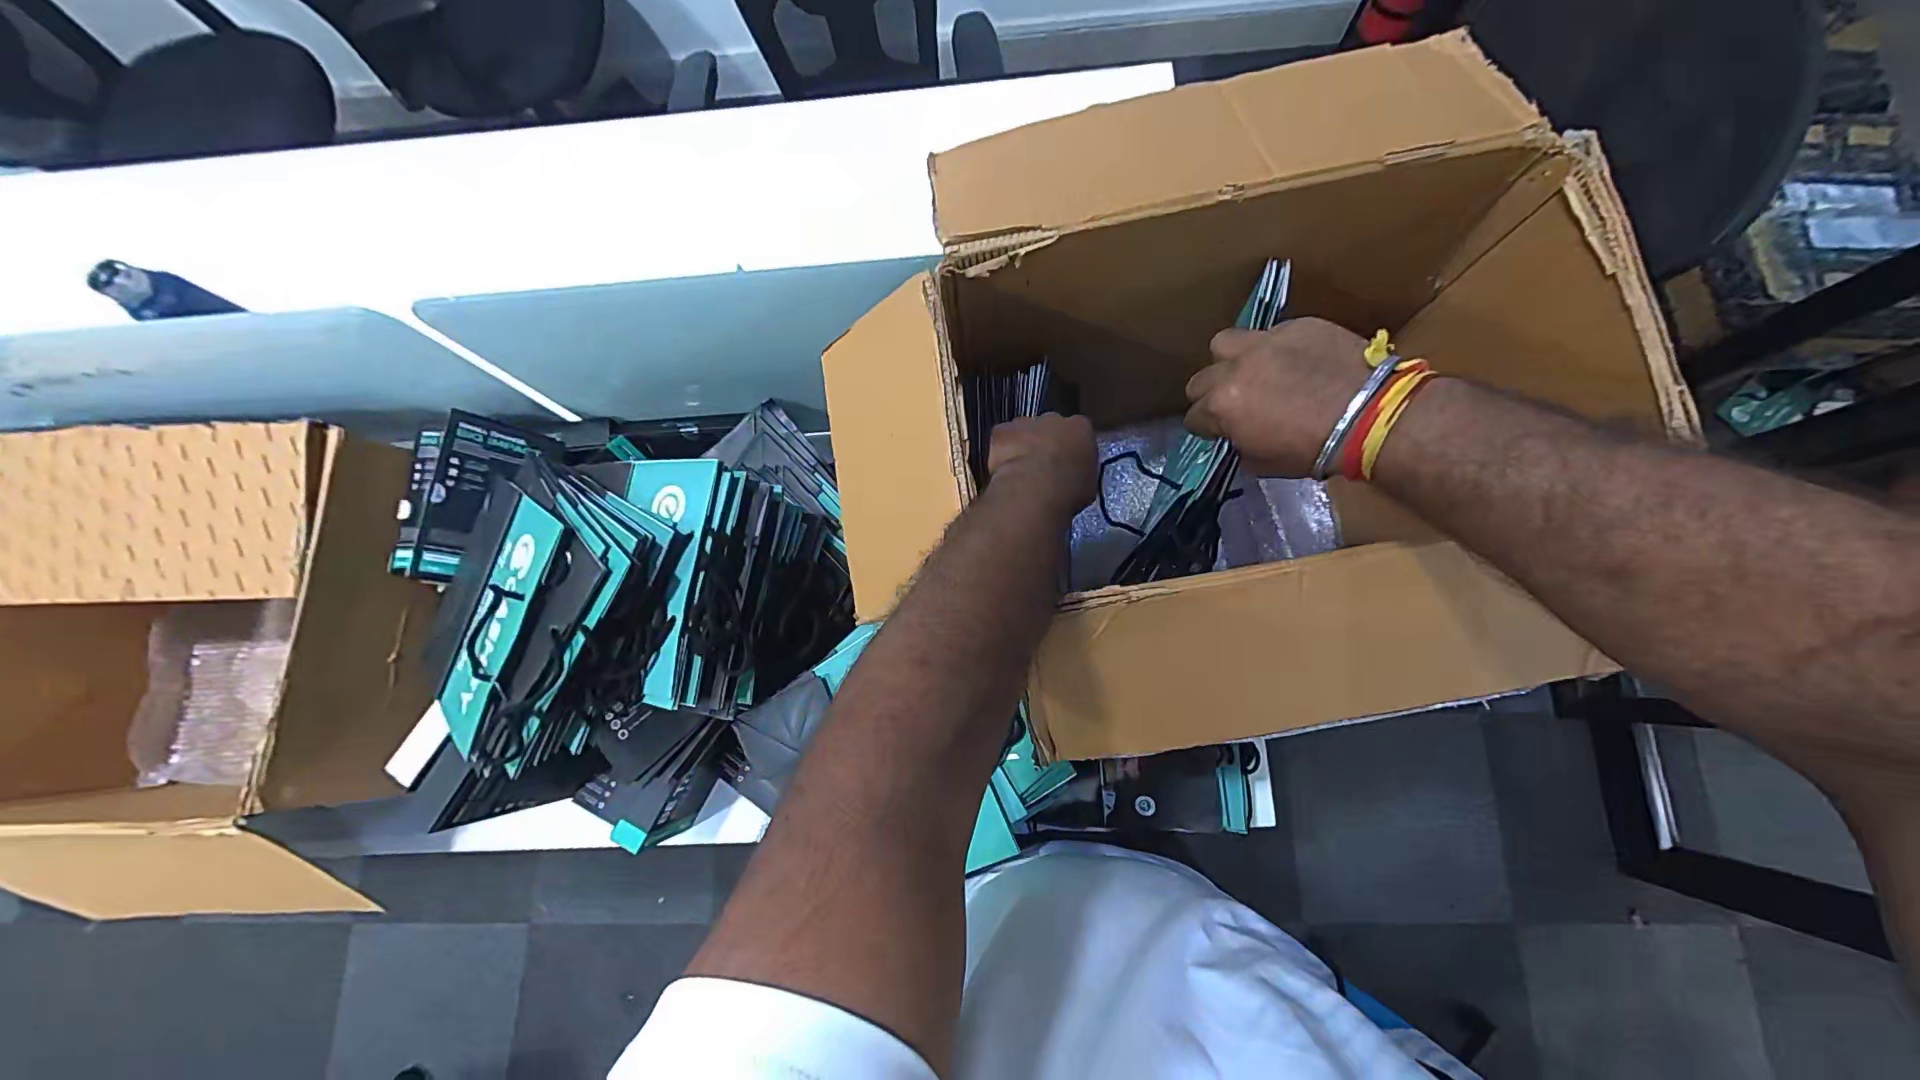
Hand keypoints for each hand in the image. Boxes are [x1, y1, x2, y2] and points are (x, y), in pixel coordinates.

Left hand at [986, 413, 1095, 516]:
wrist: (1035, 488)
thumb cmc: (1068, 490)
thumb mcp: (1088, 484)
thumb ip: (1081, 471)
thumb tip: (1075, 475)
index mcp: (1080, 428)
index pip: (1077, 431)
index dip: (1069, 448)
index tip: (1064, 464)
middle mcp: (1053, 418)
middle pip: (1048, 426)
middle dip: (1045, 443)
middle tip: (1040, 468)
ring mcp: (1024, 422)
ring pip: (1022, 430)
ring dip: (1021, 445)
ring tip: (1019, 470)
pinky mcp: (1001, 431)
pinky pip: (1001, 438)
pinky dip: (1000, 451)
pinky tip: (1002, 469)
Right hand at [1184, 317, 1373, 476]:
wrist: (1372, 415)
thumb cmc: (1314, 449)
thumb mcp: (1264, 463)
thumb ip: (1240, 444)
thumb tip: (1239, 437)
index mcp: (1221, 406)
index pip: (1193, 417)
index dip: (1207, 428)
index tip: (1221, 432)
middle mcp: (1234, 368)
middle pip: (1200, 379)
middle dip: (1211, 394)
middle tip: (1234, 404)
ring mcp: (1265, 341)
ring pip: (1225, 343)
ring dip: (1231, 359)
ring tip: (1252, 371)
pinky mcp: (1297, 325)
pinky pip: (1271, 334)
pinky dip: (1274, 349)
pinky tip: (1293, 362)